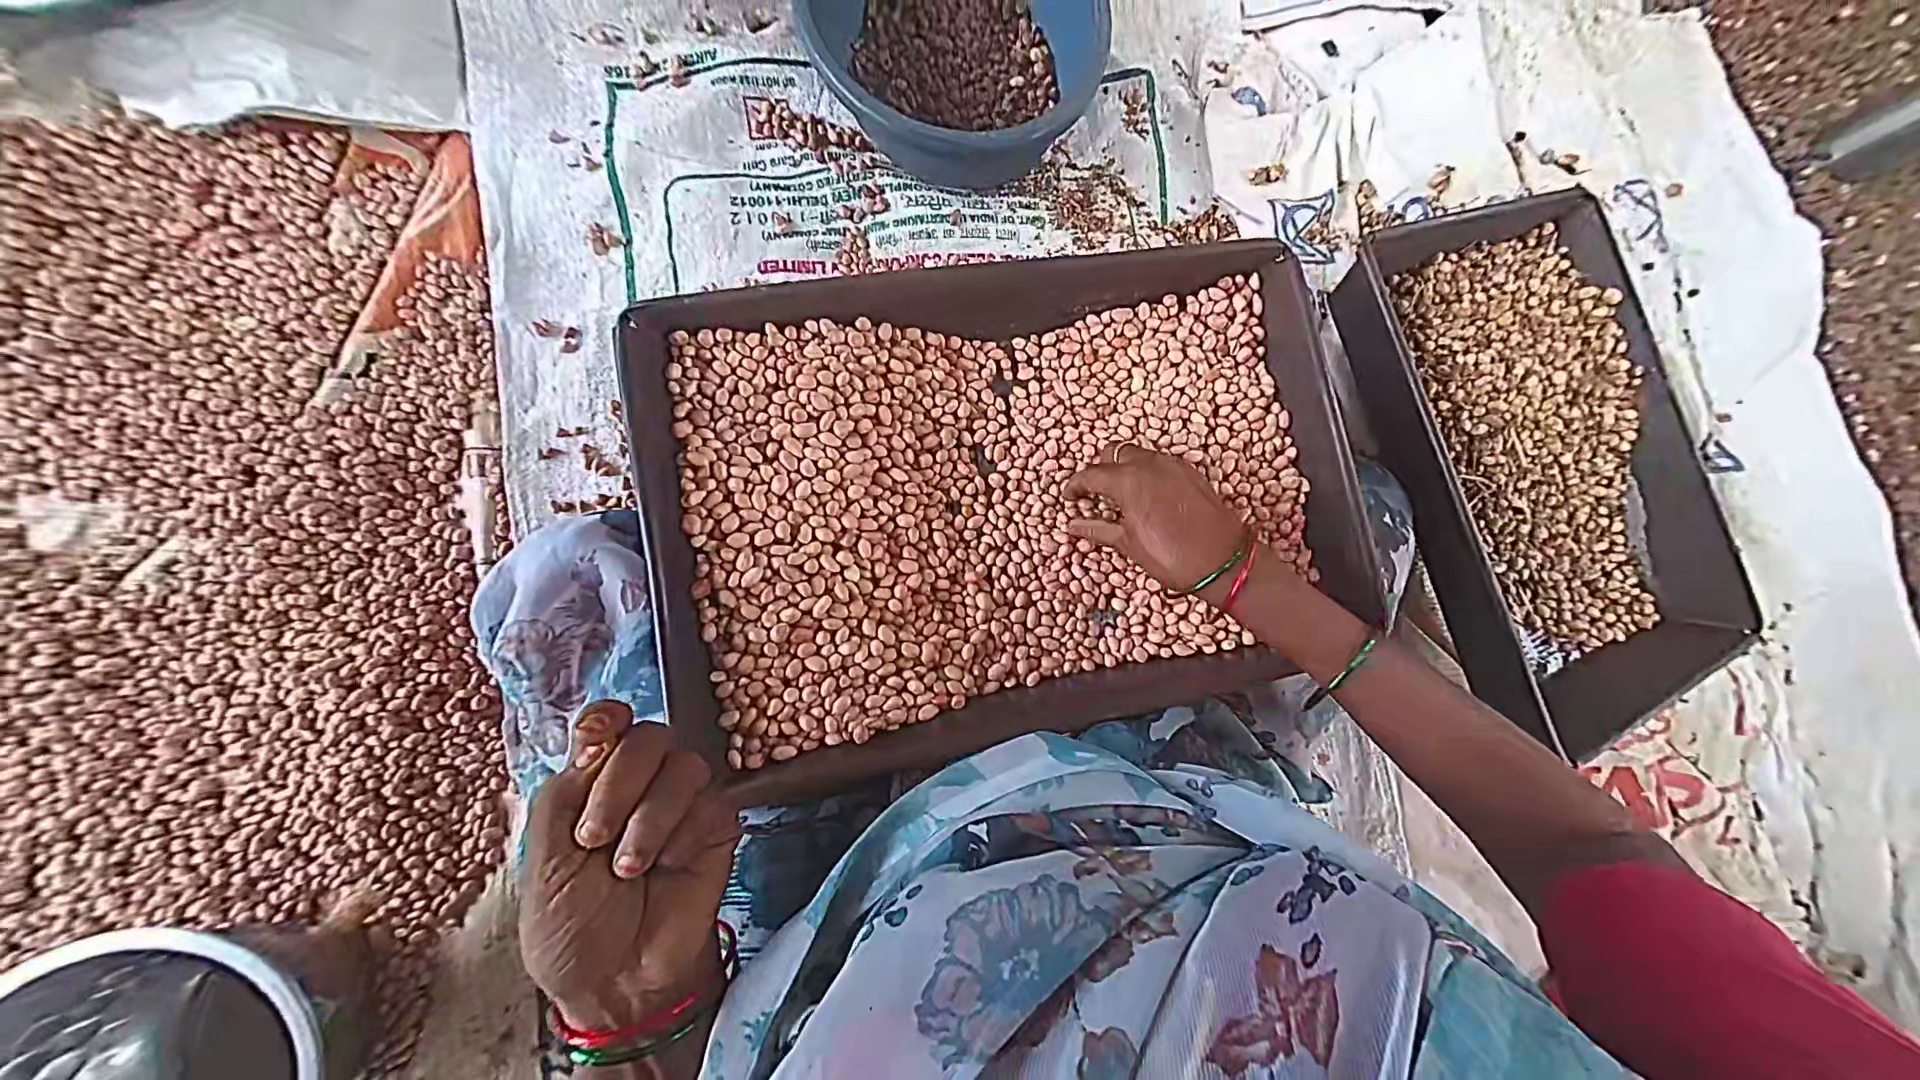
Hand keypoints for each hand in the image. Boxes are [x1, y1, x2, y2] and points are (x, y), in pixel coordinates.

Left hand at [520, 701, 739, 1029]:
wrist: (614, 978)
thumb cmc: (571, 921)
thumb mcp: (543, 857)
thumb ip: (567, 789)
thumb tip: (602, 735)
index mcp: (598, 779)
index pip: (611, 721)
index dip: (607, 720)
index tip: (595, 742)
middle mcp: (645, 781)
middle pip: (650, 737)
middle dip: (620, 784)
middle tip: (595, 838)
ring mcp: (685, 800)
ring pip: (685, 766)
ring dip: (651, 818)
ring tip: (629, 867)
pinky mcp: (718, 823)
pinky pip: (712, 803)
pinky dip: (684, 837)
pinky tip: (668, 866)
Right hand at [1064, 445, 1249, 593]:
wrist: (1224, 562)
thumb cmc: (1175, 557)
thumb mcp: (1128, 544)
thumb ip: (1098, 528)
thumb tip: (1074, 525)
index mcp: (1128, 481)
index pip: (1091, 474)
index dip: (1075, 485)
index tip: (1069, 496)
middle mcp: (1150, 465)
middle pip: (1114, 453)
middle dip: (1100, 470)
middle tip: (1093, 493)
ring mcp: (1173, 466)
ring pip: (1138, 455)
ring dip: (1123, 469)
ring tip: (1119, 496)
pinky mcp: (1190, 473)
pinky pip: (1160, 463)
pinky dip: (1146, 473)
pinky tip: (1146, 496)